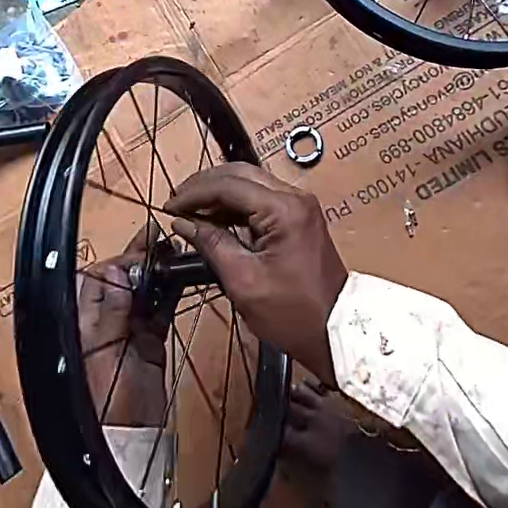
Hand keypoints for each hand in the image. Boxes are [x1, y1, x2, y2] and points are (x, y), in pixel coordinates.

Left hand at [79, 229, 171, 427]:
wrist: (129, 439)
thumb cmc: (107, 401)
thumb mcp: (105, 350)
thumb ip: (113, 310)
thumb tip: (120, 271)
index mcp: (84, 319)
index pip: (102, 277)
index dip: (123, 260)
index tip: (142, 249)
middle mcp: (104, 321)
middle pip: (123, 280)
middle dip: (141, 260)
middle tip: (160, 240)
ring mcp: (127, 330)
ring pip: (143, 292)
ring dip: (157, 274)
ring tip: (172, 253)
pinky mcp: (148, 342)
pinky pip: (158, 311)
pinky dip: (168, 296)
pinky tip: (179, 280)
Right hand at [165, 164, 347, 384]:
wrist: (337, 333)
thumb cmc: (293, 313)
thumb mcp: (243, 281)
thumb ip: (211, 244)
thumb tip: (183, 223)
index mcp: (284, 210)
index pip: (228, 185)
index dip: (194, 193)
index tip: (169, 207)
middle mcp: (294, 198)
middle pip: (239, 173)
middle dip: (203, 185)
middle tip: (176, 202)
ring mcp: (299, 205)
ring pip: (248, 181)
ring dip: (217, 192)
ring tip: (190, 210)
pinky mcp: (298, 216)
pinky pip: (259, 197)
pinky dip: (233, 204)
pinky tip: (213, 218)